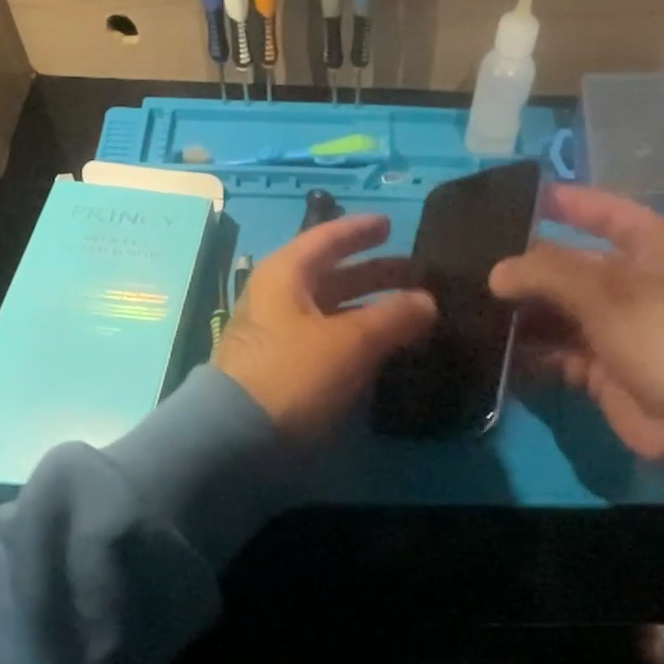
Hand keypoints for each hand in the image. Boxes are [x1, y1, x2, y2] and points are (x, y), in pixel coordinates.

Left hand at [215, 214, 436, 442]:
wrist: (236, 438)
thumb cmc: (293, 374)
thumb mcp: (350, 342)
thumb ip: (392, 317)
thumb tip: (427, 302)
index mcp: (286, 275)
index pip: (328, 239)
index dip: (360, 230)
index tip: (391, 226)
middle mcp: (277, 298)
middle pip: (332, 276)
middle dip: (374, 275)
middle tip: (415, 276)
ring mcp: (276, 336)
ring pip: (330, 312)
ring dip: (368, 311)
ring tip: (407, 317)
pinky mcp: (281, 370)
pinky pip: (326, 342)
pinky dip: (355, 340)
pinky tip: (380, 351)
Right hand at [491, 185, 663, 462]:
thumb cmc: (663, 336)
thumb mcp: (607, 294)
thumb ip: (547, 274)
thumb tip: (496, 272)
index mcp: (649, 248)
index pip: (603, 211)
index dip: (565, 202)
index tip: (518, 199)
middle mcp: (631, 282)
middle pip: (570, 266)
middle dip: (526, 268)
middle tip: (472, 268)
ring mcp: (615, 327)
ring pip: (558, 311)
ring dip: (522, 314)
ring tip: (473, 310)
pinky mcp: (601, 368)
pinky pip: (557, 353)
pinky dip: (531, 353)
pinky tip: (495, 352)